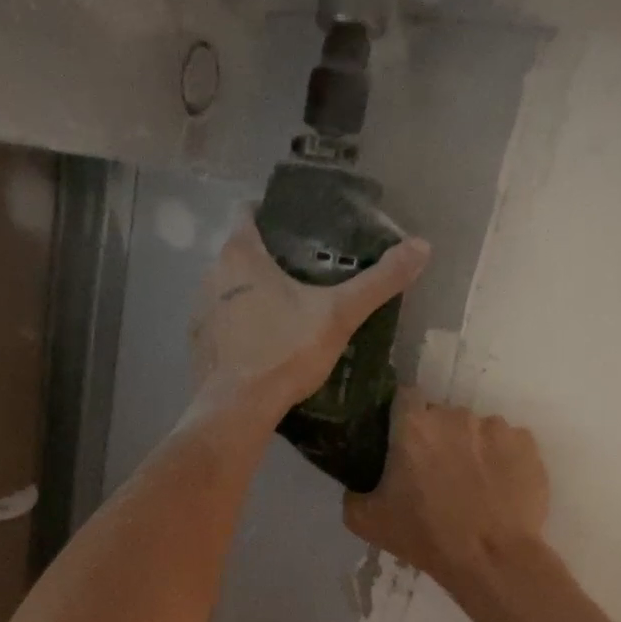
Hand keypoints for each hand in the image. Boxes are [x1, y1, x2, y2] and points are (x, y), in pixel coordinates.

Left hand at [191, 216, 429, 423]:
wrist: (237, 409)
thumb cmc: (284, 351)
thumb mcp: (338, 314)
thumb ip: (378, 281)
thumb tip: (422, 246)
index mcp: (240, 254)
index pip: (248, 213)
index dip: (272, 212)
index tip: (300, 224)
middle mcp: (212, 274)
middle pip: (241, 251)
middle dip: (269, 256)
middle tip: (306, 268)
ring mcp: (200, 310)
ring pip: (230, 288)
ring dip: (253, 292)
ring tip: (287, 304)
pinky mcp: (197, 343)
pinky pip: (221, 321)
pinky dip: (239, 324)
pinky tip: (263, 340)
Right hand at [343, 388, 550, 586]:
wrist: (491, 558)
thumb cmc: (425, 536)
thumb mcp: (366, 522)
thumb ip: (353, 494)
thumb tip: (357, 485)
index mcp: (412, 426)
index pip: (403, 397)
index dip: (401, 417)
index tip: (402, 440)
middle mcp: (454, 415)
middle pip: (441, 416)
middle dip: (437, 437)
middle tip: (436, 472)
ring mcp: (495, 426)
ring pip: (476, 429)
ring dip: (470, 447)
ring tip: (473, 484)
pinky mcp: (526, 443)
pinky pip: (507, 443)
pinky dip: (501, 459)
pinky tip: (498, 488)